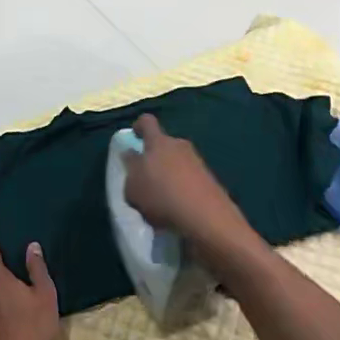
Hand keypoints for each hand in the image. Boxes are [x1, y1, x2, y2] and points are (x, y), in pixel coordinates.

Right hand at [121, 114, 258, 259]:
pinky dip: (181, 189)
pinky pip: (188, 179)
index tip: (133, 137)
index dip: (138, 127)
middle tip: (144, 177)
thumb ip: (130, 167)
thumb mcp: (132, 186)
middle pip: (164, 144)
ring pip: (177, 163)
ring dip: (168, 175)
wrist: (206, 217)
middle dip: (154, 157)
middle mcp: (180, 146)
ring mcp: (198, 162)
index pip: (147, 122)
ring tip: (159, 199)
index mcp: (159, 141)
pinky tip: (175, 208)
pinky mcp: (209, 180)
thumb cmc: (161, 196)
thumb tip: (131, 154)